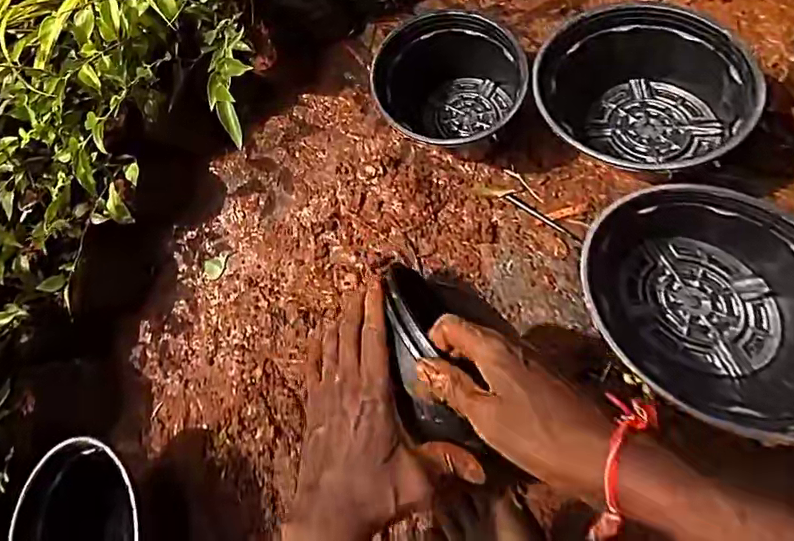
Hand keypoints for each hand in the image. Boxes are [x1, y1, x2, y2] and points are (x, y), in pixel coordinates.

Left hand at [282, 281, 480, 540]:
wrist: (328, 511)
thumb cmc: (373, 492)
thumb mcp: (417, 481)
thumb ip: (447, 465)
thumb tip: (482, 468)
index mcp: (373, 393)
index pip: (373, 339)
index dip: (373, 308)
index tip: (374, 283)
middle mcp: (347, 384)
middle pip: (349, 332)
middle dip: (355, 304)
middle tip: (360, 282)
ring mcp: (325, 392)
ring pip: (330, 343)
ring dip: (336, 319)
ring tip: (342, 300)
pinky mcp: (312, 404)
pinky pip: (311, 364)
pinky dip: (315, 344)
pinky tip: (316, 334)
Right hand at [413, 316, 613, 498]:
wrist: (604, 456)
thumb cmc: (540, 437)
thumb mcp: (485, 417)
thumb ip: (452, 387)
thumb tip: (424, 367)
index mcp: (491, 346)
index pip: (447, 322)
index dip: (432, 342)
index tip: (431, 372)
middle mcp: (510, 341)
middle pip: (467, 335)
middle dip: (451, 356)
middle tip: (445, 391)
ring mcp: (530, 356)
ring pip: (487, 351)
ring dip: (472, 369)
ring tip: (470, 402)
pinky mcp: (544, 374)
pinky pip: (506, 364)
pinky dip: (493, 378)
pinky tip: (497, 408)